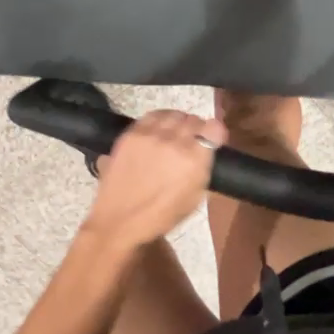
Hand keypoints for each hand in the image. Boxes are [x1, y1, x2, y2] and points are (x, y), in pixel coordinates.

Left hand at [83, 110, 227, 247]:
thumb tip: (207, 151)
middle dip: (196, 129)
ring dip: (177, 122)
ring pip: (173, 114)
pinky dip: (159, 120)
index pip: (214, 127)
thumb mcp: (194, 199)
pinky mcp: (132, 133)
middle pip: (193, 119)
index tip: (211, 139)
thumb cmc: (161, 216)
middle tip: (190, 141)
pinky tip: (157, 130)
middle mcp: (175, 142)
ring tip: (173, 134)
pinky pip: (151, 116)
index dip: (214, 132)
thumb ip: (203, 169)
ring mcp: (151, 135)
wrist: (119, 219)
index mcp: (194, 161)